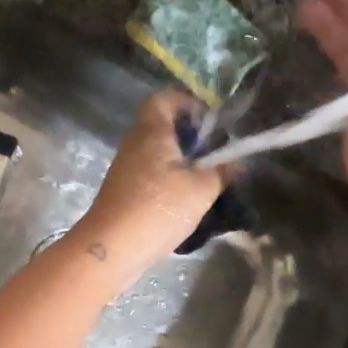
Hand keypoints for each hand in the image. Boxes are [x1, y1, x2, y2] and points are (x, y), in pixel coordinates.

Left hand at [71, 90, 224, 273]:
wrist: (111, 250)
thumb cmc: (158, 209)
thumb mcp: (202, 189)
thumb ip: (222, 172)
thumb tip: (236, 163)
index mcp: (151, 131)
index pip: (164, 98)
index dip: (188, 103)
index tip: (211, 124)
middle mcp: (134, 144)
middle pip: (162, 127)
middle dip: (190, 138)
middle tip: (216, 156)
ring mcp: (125, 170)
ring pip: (157, 155)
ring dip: (181, 164)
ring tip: (206, 181)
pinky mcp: (123, 194)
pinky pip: (150, 177)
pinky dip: (168, 183)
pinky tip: (186, 202)